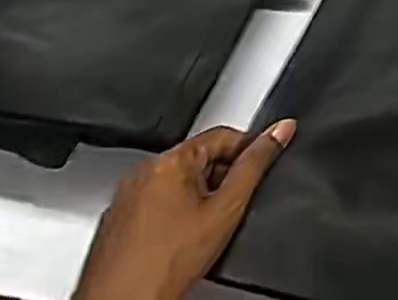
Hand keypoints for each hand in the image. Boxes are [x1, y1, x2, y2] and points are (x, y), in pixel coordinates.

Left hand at [72, 120, 295, 299]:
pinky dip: (173, 218)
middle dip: (221, 182)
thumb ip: (257, 164)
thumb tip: (281, 130)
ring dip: (198, 200)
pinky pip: (157, 205)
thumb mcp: (227, 208)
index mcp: (169, 160)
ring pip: (180, 184)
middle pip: (202, 160)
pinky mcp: (117, 222)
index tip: (256, 172)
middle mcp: (143, 173)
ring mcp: (126, 199)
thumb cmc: (163, 267)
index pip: (225, 136)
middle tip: (225, 212)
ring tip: (199, 234)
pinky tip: (177, 245)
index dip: (247, 153)